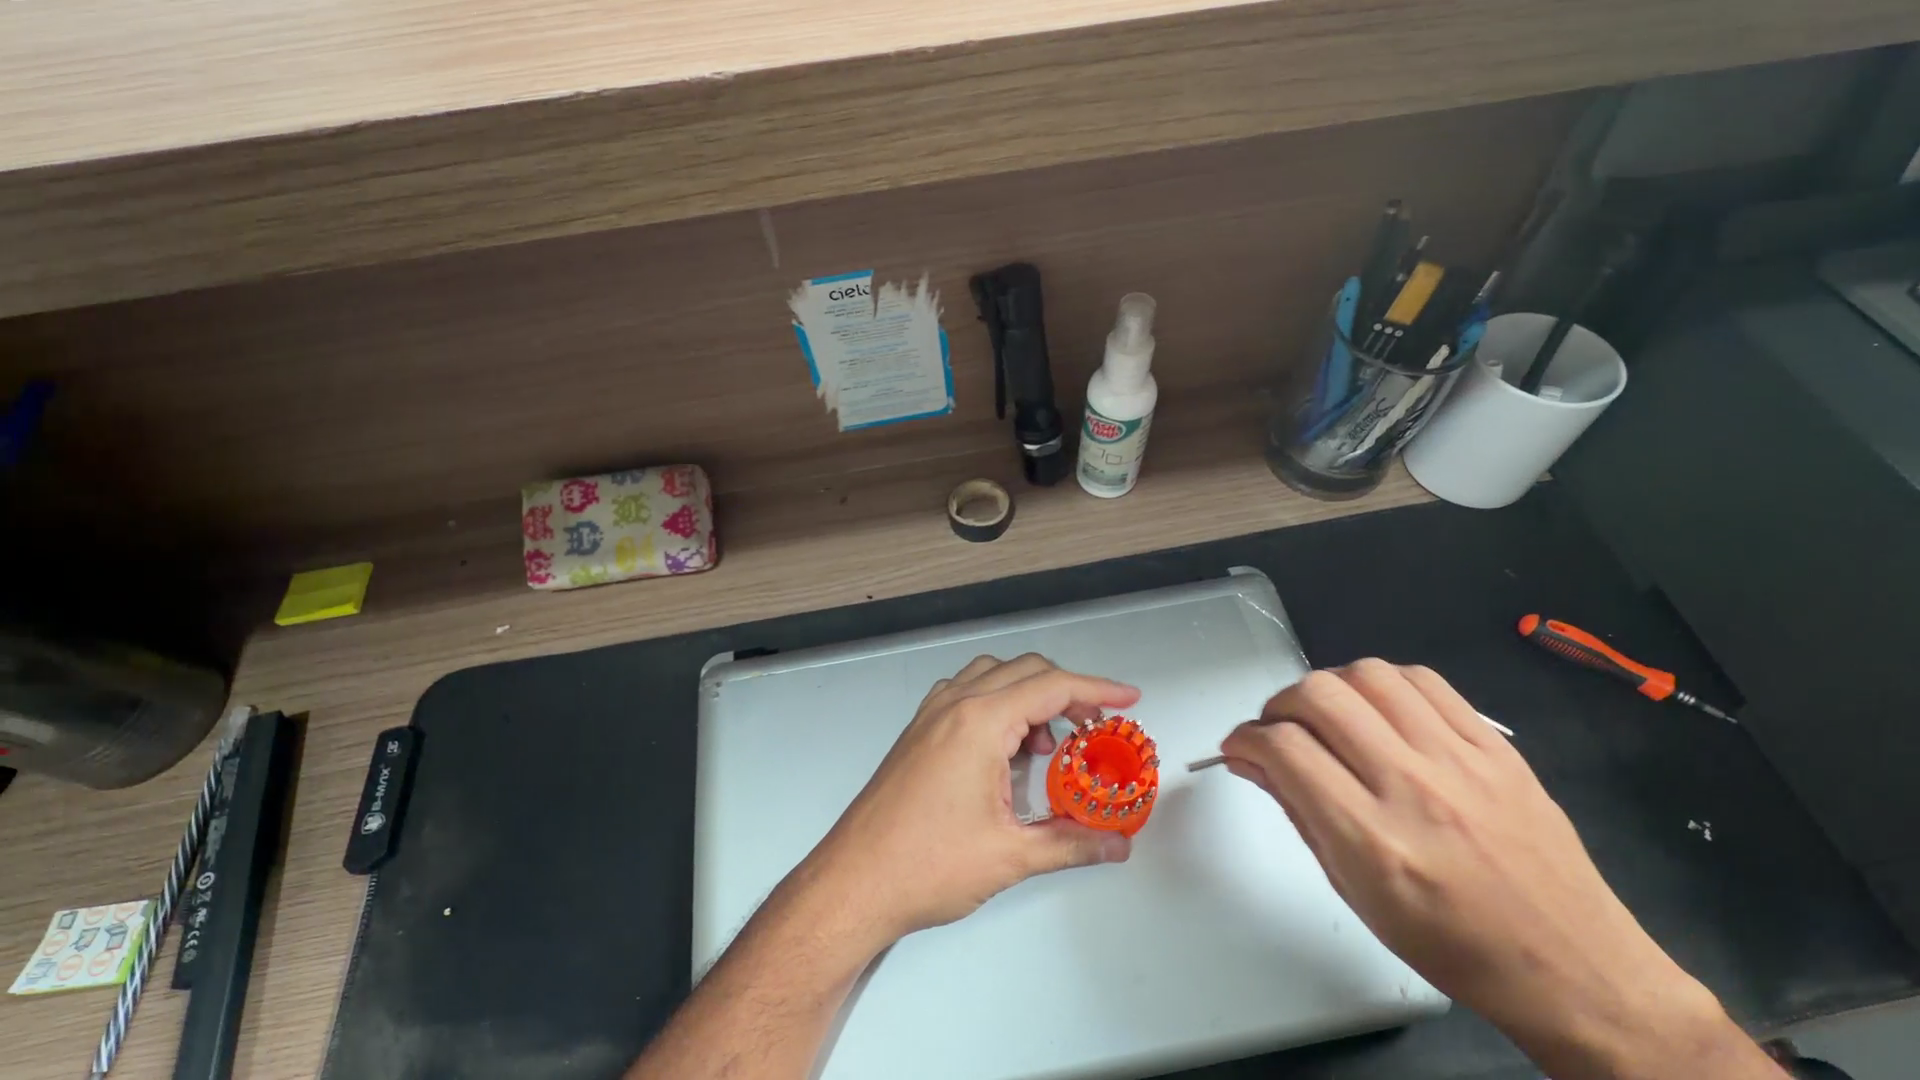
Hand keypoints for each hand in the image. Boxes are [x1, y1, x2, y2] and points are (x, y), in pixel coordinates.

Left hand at [797, 654, 1137, 949]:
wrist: (853, 883)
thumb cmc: (927, 865)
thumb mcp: (1011, 856)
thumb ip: (1072, 843)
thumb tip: (1118, 843)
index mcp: (979, 721)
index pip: (1052, 686)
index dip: (1098, 689)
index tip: (1129, 698)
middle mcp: (954, 705)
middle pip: (1024, 671)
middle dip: (1068, 692)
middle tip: (1097, 728)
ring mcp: (930, 716)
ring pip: (992, 677)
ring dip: (1029, 696)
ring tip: (1048, 746)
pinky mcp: (917, 733)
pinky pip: (966, 695)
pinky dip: (997, 705)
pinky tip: (1005, 751)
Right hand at [1221, 660, 1780, 1079]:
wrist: (1571, 965)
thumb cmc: (1454, 947)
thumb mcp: (1357, 894)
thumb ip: (1301, 815)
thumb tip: (1256, 762)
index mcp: (1373, 840)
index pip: (1284, 750)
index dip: (1245, 739)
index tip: (1240, 747)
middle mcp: (1413, 788)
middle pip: (1319, 696)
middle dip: (1278, 705)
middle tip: (1278, 730)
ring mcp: (1461, 761)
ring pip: (1369, 675)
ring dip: (1329, 686)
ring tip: (1328, 715)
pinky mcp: (1497, 747)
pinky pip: (1426, 681)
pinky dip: (1385, 683)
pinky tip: (1379, 708)